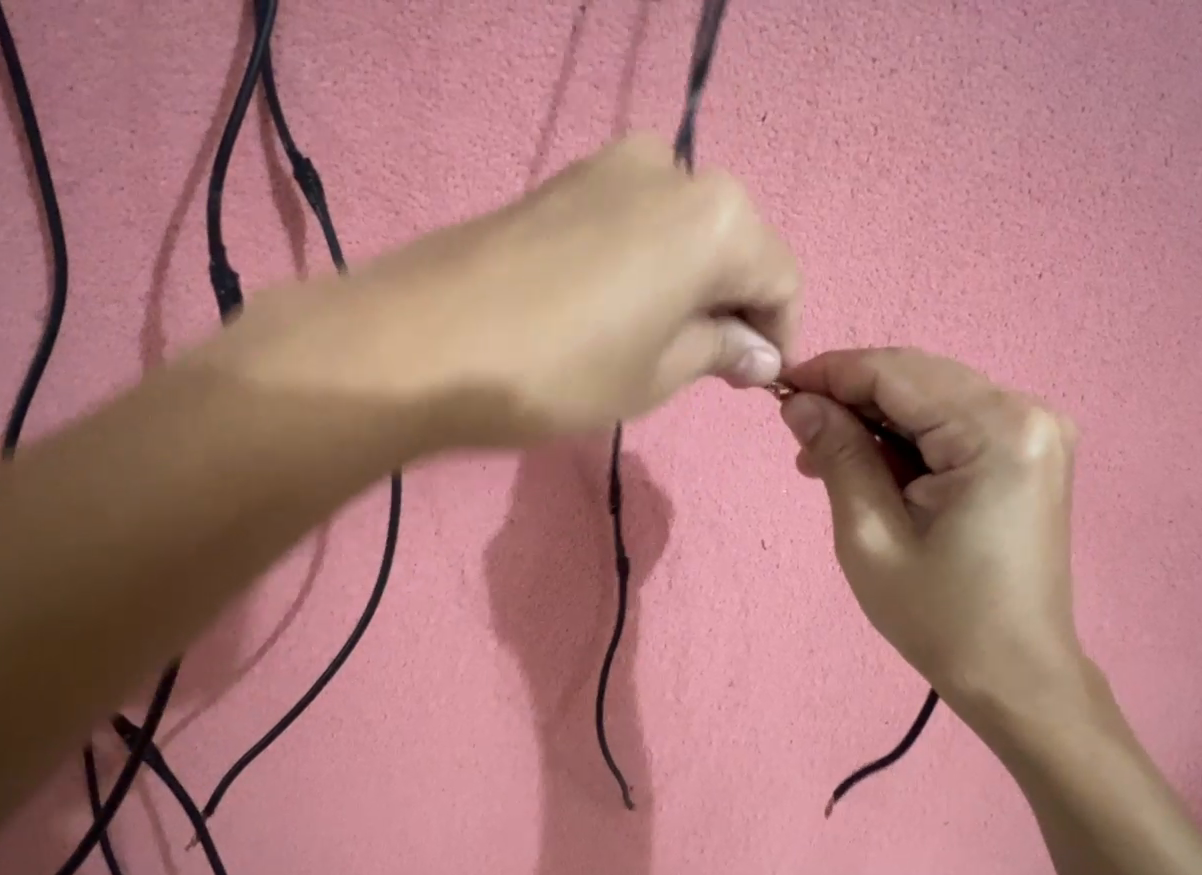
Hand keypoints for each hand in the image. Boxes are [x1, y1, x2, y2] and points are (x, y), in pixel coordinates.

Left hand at [217, 135, 798, 444]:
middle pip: (731, 245)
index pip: (780, 278)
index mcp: (716, 217)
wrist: (422, 341)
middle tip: (707, 368)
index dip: (776, 335)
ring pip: (679, 233)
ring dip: (685, 286)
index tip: (757, 380)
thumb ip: (717, 352)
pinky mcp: (561, 181)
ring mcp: (608, 167)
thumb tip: (755, 351)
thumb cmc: (559, 370)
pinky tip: (612, 313)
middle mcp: (672, 171)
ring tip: (653, 345)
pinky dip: (642, 266)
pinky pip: (630, 224)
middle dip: (729, 307)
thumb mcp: (654, 374)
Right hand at [780, 348, 1088, 738]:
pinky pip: (954, 421)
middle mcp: (1027, 412)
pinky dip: (907, 435)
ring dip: (875, 417)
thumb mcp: (870, 536)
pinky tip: (869, 465)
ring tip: (823, 459)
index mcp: (996, 432)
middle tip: (796, 432)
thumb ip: (838, 455)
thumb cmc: (939, 617)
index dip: (830, 373)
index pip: (896, 373)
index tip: (775, 389)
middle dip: (851, 396)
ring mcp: (1036, 429)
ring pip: (933, 395)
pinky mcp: (1031, 450)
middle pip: (918, 376)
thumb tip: (798, 402)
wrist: (1015, 672)